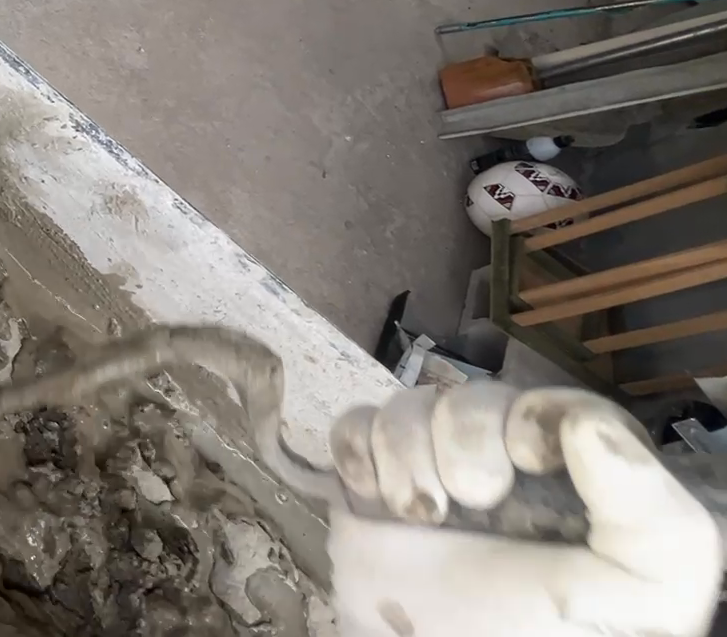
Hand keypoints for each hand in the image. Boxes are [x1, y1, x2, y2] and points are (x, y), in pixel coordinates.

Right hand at [327, 383, 720, 636]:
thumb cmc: (540, 635)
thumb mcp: (639, 601)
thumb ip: (657, 520)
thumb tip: (585, 425)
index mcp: (578, 487)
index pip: (561, 404)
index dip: (534, 414)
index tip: (527, 460)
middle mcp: (503, 465)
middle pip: (472, 396)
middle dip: (460, 442)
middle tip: (468, 502)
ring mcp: (427, 462)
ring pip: (405, 404)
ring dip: (403, 456)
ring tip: (415, 514)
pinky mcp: (367, 467)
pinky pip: (351, 421)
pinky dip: (355, 453)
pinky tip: (372, 498)